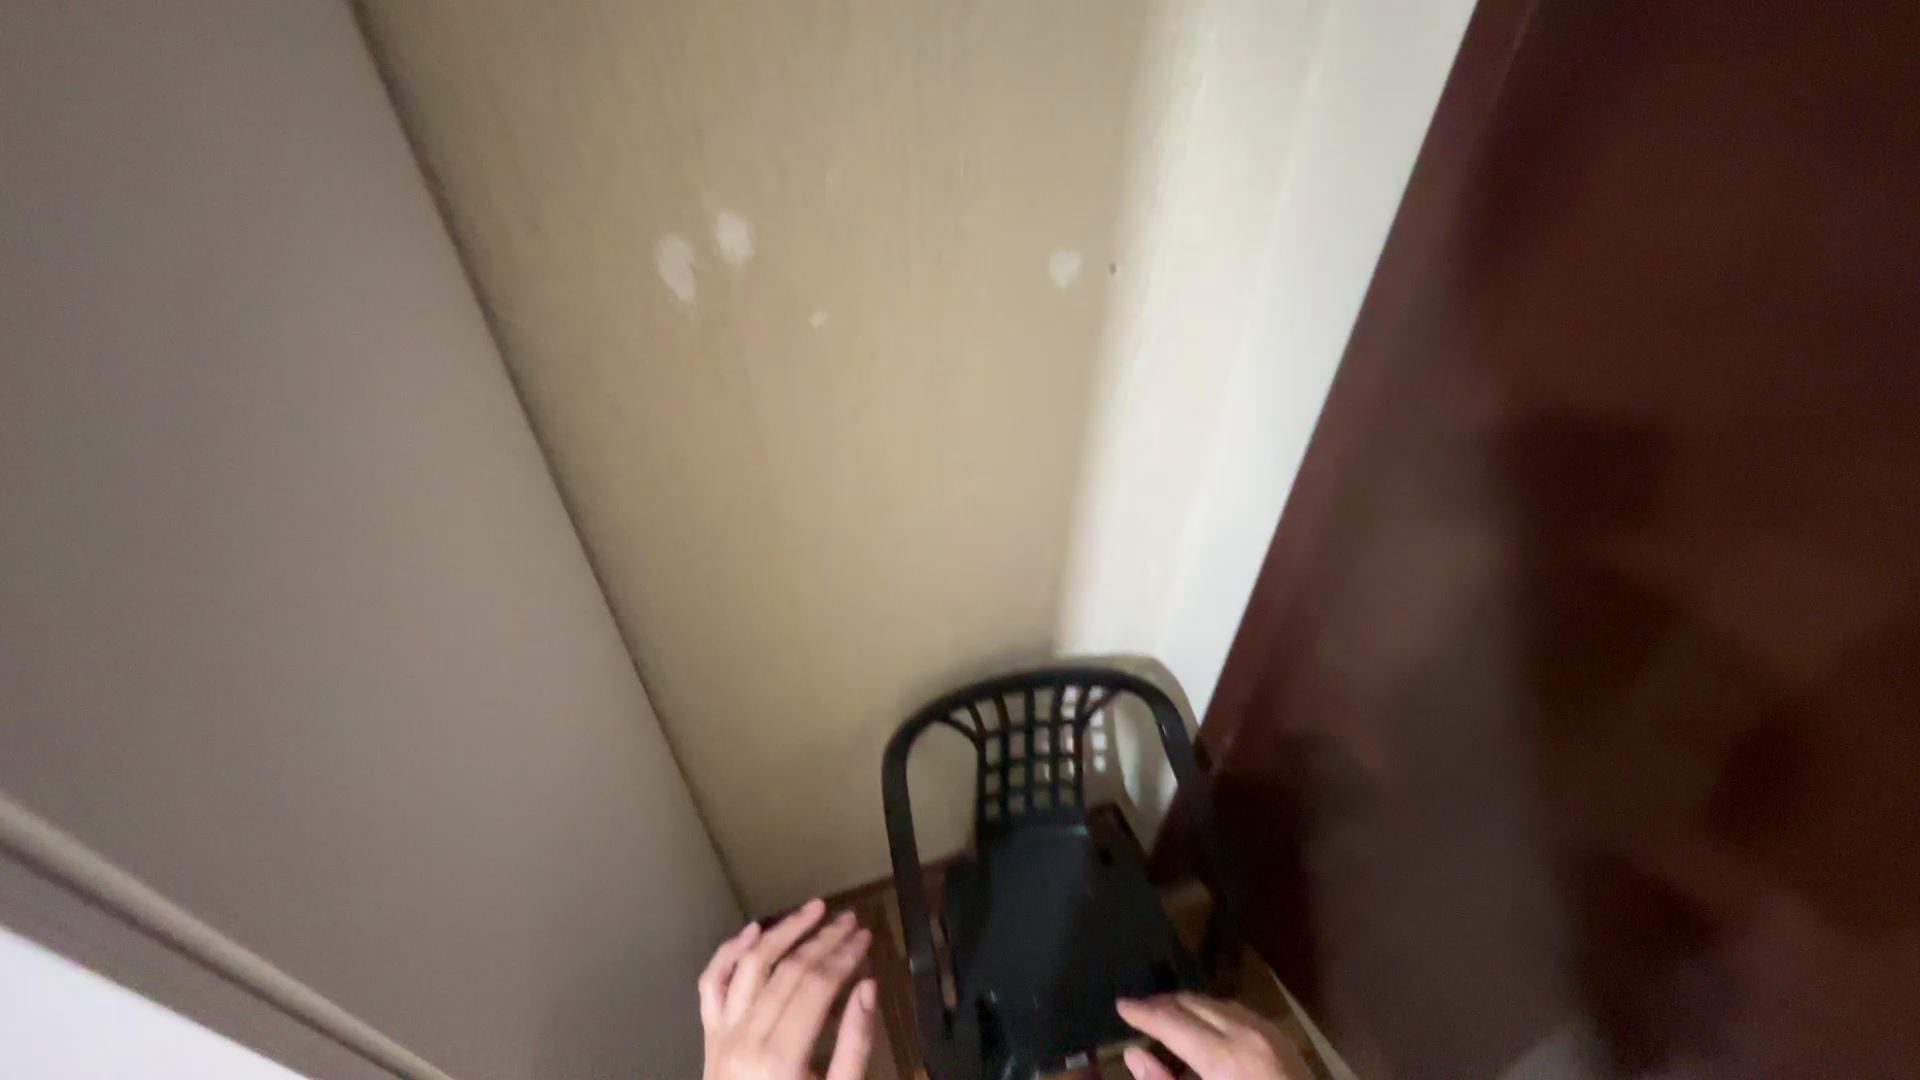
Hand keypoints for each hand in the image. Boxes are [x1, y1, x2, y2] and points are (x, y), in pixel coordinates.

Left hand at [700, 898, 876, 1079]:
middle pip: (789, 970)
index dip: (844, 955)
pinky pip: (712, 984)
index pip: (817, 985)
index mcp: (781, 1061)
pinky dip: (729, 952)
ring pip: (751, 964)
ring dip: (783, 931)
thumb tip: (868, 986)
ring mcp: (721, 1037)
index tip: (866, 936)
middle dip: (823, 939)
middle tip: (850, 919)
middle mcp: (746, 1040)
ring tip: (812, 909)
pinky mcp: (708, 1038)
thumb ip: (854, 1045)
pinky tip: (752, 931)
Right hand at [1115, 993, 1311, 1079]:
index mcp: (1224, 1059)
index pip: (1170, 1020)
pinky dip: (1215, 1015)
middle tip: (1139, 1010)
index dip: (1142, 1012)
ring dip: (1189, 1007)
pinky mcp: (1285, 1044)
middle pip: (1193, 1004)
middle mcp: (1246, 1035)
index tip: (1120, 1004)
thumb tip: (1136, 1055)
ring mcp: (1270, 1036)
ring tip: (1167, 1019)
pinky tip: (1206, 1031)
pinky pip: (1239, 1014)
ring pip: (1217, 1004)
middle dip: (1163, 1004)